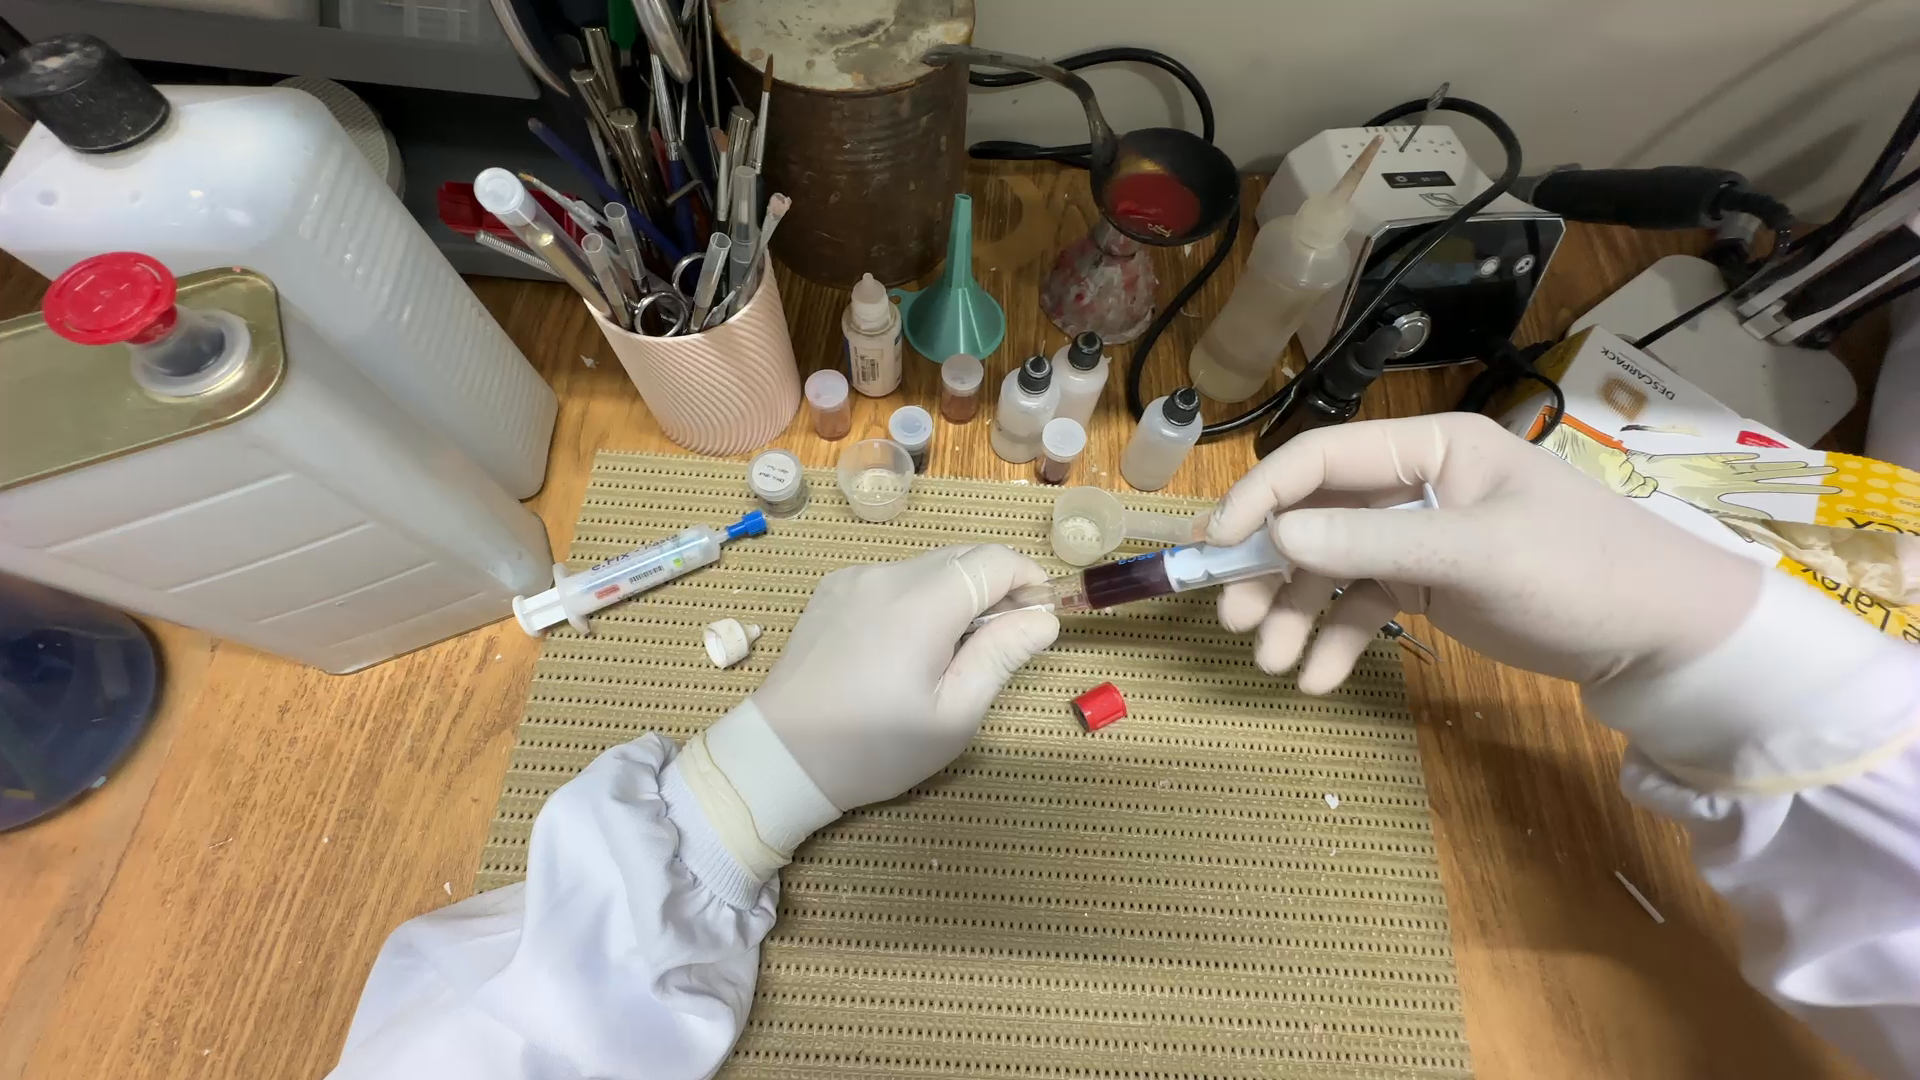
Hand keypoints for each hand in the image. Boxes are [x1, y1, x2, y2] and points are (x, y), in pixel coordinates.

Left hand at [750, 544, 1059, 808]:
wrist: (778, 757)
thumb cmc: (874, 749)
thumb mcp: (952, 716)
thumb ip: (1001, 655)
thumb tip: (1043, 617)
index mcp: (921, 603)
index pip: (994, 559)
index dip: (1028, 577)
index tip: (1039, 614)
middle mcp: (886, 574)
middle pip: (962, 556)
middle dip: (995, 585)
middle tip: (1003, 637)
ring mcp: (855, 577)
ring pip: (928, 565)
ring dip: (956, 592)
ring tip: (953, 647)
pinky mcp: (833, 588)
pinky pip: (893, 578)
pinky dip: (918, 596)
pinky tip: (907, 642)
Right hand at [1204, 413, 1762, 691]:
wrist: (1671, 643)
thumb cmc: (1582, 574)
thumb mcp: (1474, 555)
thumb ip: (1368, 544)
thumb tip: (1272, 537)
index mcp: (1425, 450)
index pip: (1318, 460)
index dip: (1258, 497)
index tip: (1214, 544)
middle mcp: (1409, 486)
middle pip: (1310, 518)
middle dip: (1267, 571)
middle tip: (1232, 617)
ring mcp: (1411, 537)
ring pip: (1326, 568)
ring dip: (1293, 613)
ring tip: (1271, 661)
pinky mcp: (1420, 583)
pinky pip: (1359, 606)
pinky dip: (1335, 639)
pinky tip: (1317, 677)